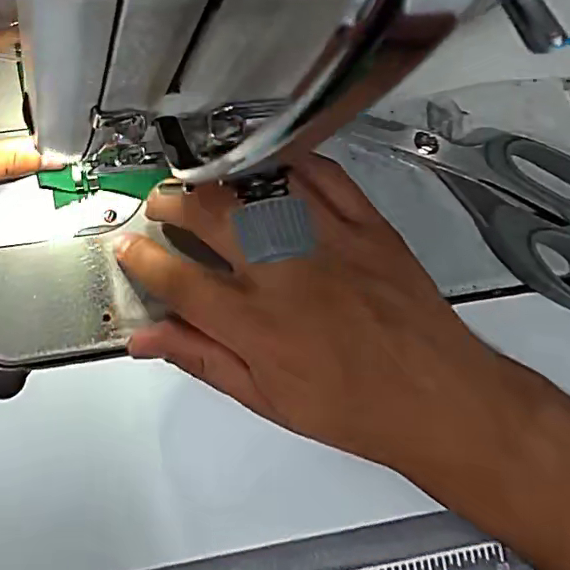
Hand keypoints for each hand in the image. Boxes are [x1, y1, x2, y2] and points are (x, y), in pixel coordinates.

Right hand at [116, 155, 542, 484]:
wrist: (441, 399)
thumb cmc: (355, 407)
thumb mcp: (265, 397)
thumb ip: (200, 358)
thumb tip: (146, 339)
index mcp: (256, 324)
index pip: (177, 279)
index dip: (141, 258)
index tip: (128, 246)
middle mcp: (285, 274)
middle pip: (208, 217)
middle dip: (170, 203)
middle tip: (162, 205)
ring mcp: (326, 242)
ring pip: (256, 188)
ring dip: (218, 179)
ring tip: (203, 184)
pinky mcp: (364, 225)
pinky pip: (322, 175)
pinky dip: (289, 163)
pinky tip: (268, 166)